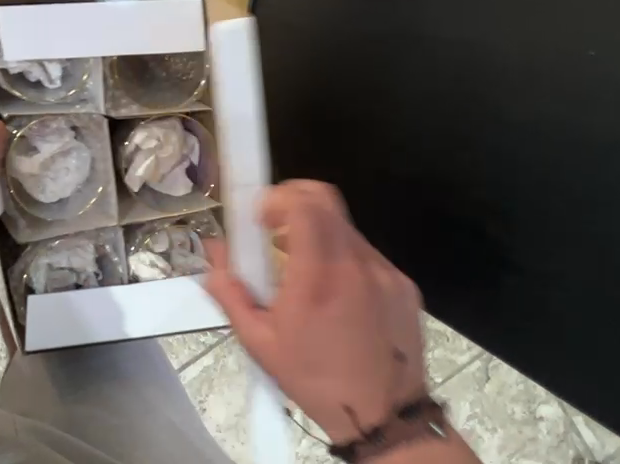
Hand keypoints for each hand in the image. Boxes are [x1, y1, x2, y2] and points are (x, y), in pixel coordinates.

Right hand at [204, 181, 427, 442]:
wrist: (385, 421)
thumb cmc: (314, 380)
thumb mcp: (258, 341)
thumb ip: (229, 289)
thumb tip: (214, 250)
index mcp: (318, 278)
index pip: (303, 205)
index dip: (276, 198)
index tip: (260, 219)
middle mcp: (356, 266)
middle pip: (325, 201)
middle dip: (293, 203)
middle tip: (274, 228)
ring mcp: (386, 274)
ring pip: (345, 226)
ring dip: (318, 231)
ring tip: (303, 267)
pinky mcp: (405, 286)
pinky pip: (366, 252)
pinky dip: (343, 255)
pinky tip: (335, 291)